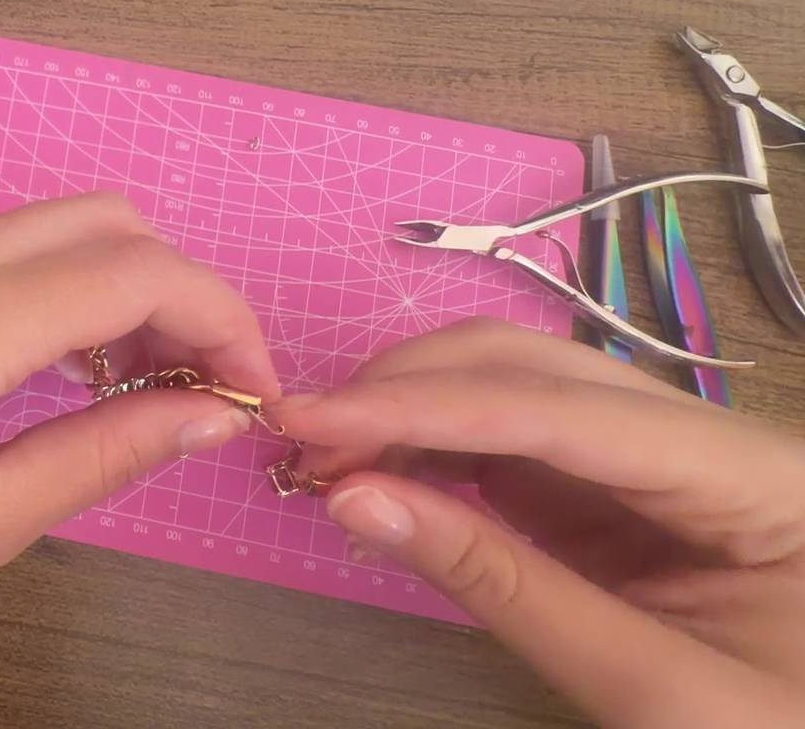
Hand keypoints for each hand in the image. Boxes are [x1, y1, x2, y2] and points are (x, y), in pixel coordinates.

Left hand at [0, 192, 277, 604]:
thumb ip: (105, 453)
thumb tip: (208, 413)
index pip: (138, 272)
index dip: (222, 321)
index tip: (251, 393)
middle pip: (111, 221)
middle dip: (184, 288)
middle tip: (204, 381)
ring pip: (66, 223)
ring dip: (130, 281)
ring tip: (148, 378)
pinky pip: (20, 247)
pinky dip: (76, 282)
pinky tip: (78, 359)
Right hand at [272, 320, 804, 728]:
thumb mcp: (657, 691)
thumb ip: (496, 584)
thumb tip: (344, 498)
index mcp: (754, 475)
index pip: (549, 409)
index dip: (412, 406)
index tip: (300, 417)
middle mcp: (695, 432)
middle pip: (517, 363)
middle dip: (397, 390)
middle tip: (304, 440)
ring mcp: (640, 449)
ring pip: (492, 383)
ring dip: (396, 411)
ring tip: (326, 461)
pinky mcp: (595, 477)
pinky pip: (487, 432)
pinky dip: (415, 445)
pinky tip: (373, 474)